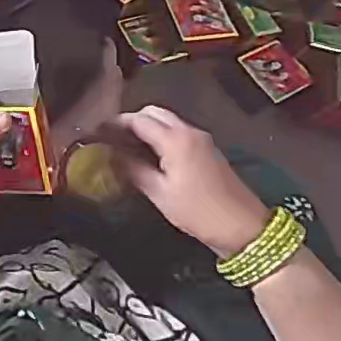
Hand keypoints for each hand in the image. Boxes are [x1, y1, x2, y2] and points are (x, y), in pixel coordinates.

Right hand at [118, 106, 272, 257]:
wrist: (244, 227)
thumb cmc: (198, 211)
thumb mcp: (160, 193)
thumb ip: (133, 169)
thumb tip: (111, 155)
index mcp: (175, 139)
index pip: (137, 120)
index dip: (114, 124)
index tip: (96, 132)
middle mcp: (188, 131)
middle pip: (153, 112)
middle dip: (130, 120)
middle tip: (111, 138)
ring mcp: (200, 138)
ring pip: (166, 120)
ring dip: (146, 127)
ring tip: (125, 146)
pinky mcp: (206, 148)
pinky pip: (177, 131)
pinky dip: (159, 135)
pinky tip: (148, 153)